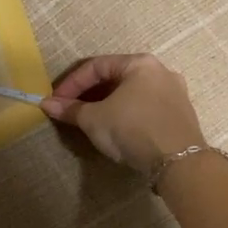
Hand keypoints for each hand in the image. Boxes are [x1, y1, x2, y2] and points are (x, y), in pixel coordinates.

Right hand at [41, 54, 206, 178]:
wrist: (180, 164)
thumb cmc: (132, 129)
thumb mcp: (93, 119)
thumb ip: (70, 109)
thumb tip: (46, 104)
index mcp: (139, 63)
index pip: (95, 66)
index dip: (71, 83)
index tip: (56, 100)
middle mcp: (160, 71)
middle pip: (115, 78)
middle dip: (88, 93)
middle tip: (70, 108)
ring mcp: (175, 93)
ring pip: (130, 93)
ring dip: (106, 103)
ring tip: (89, 119)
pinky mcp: (181, 114)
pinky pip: (144, 106)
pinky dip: (125, 112)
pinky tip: (114, 127)